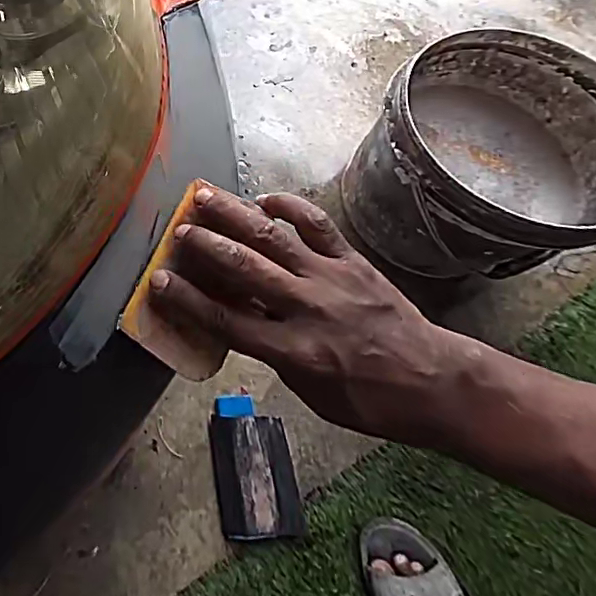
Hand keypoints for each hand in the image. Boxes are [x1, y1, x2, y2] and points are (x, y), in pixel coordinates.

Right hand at [147, 184, 481, 445]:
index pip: (227, 322)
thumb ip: (273, 354)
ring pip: (272, 238)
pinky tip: (266, 199)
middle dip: (205, 247)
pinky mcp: (352, 261)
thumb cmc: (370, 400)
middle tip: (178, 230)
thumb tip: (241, 319)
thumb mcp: (312, 393)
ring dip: (234, 215)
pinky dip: (289, 207)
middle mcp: (307, 309)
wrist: (436, 383)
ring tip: (204, 195)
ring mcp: (330, 278)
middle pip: (244, 269)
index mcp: (295, 351)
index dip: (188, 300)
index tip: (159, 281)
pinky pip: (317, 225)